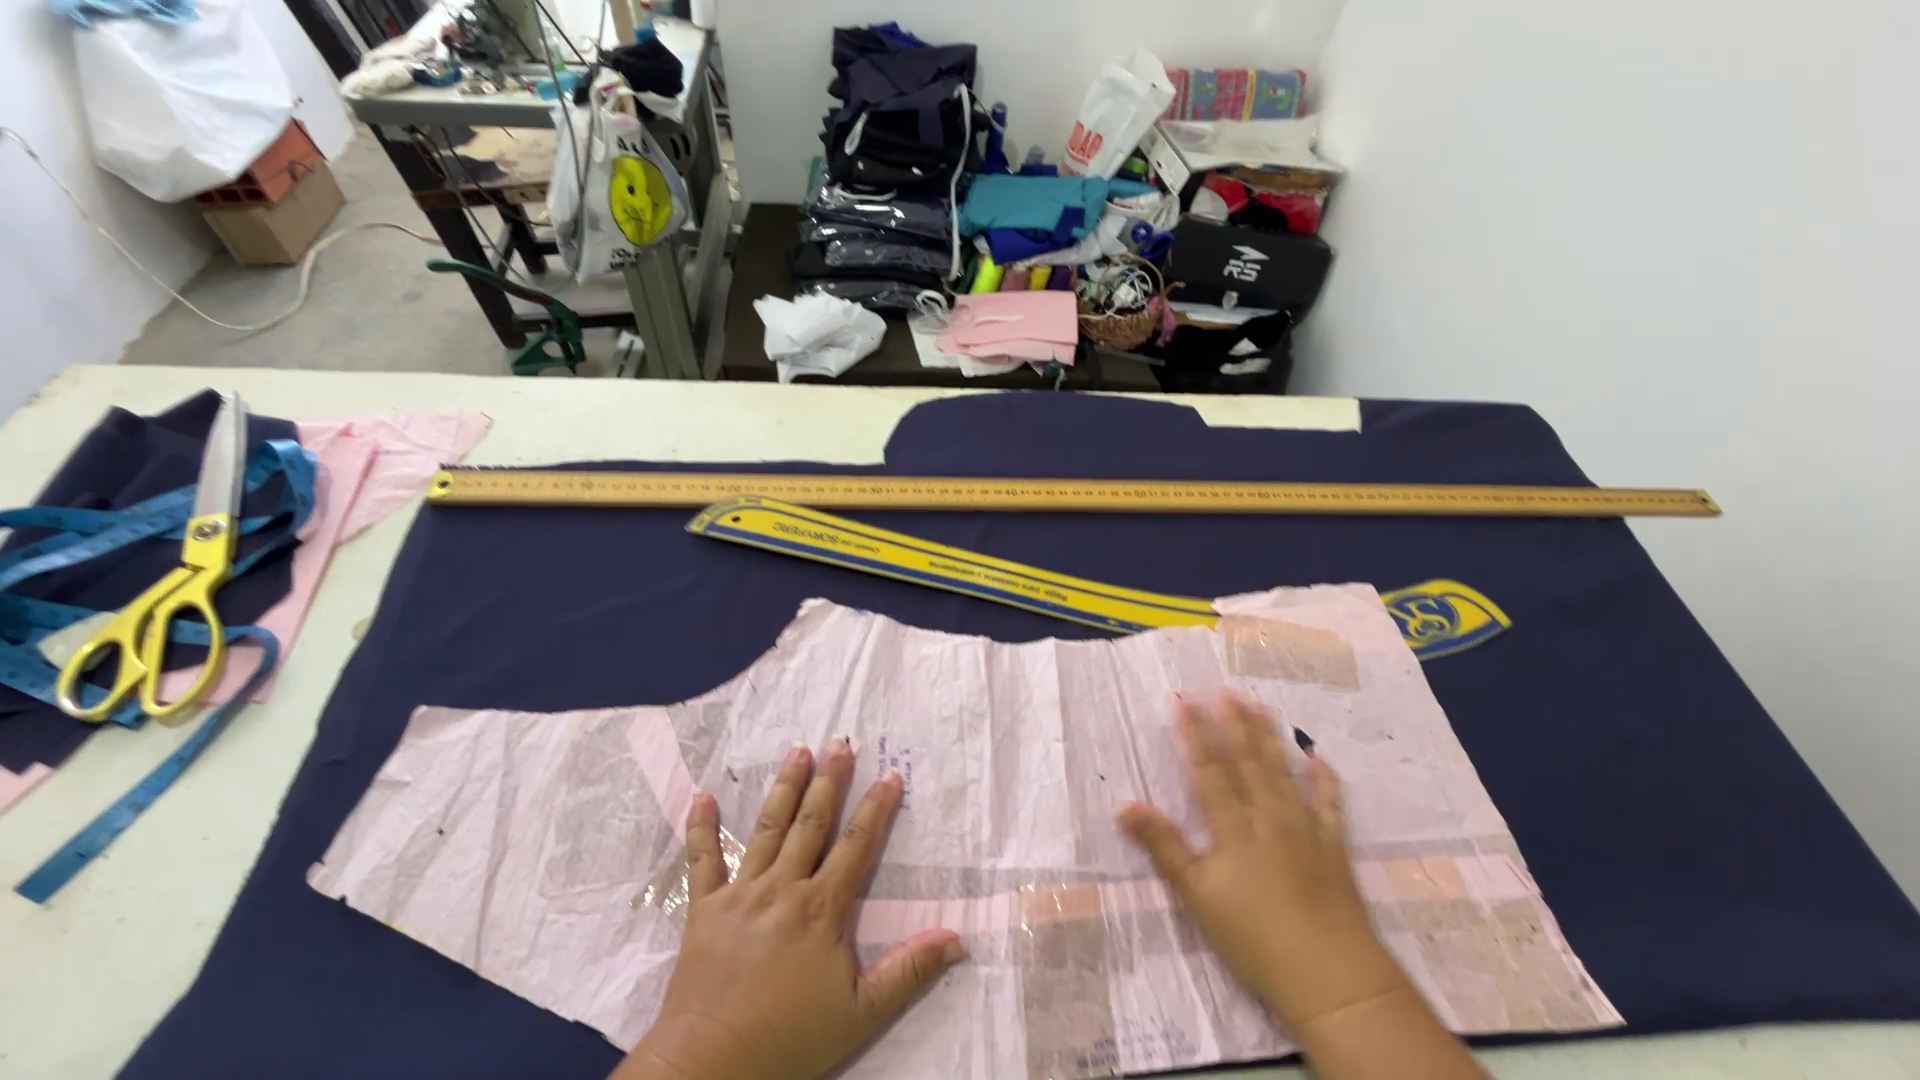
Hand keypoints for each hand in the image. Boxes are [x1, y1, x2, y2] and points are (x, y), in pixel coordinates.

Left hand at [614, 739, 966, 1079]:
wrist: (712, 1065)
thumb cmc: (791, 1039)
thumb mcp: (862, 1012)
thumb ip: (909, 971)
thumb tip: (957, 937)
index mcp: (822, 909)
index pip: (857, 846)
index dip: (876, 808)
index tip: (890, 774)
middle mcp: (783, 889)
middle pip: (811, 824)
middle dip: (829, 781)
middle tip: (839, 742)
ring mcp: (740, 895)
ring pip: (766, 830)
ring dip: (783, 788)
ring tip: (796, 751)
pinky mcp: (704, 909)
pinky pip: (702, 861)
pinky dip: (702, 828)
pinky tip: (702, 796)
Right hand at [1118, 694, 1407, 1034]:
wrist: (1331, 976)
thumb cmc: (1254, 940)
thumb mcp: (1198, 898)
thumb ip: (1165, 848)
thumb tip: (1126, 805)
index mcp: (1233, 828)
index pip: (1208, 770)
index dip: (1194, 734)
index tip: (1183, 701)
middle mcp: (1269, 818)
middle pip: (1248, 762)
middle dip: (1233, 724)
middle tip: (1225, 690)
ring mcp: (1305, 830)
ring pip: (1283, 773)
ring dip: (1269, 738)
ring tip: (1259, 705)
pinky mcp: (1334, 848)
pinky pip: (1330, 805)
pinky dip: (1324, 780)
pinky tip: (1317, 758)